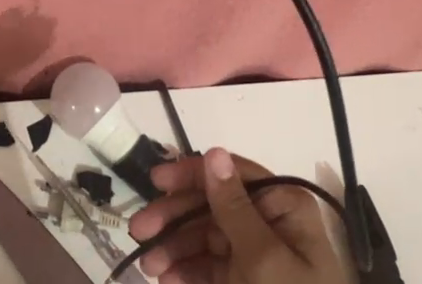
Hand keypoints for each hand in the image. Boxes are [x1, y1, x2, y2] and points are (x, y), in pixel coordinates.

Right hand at [127, 148, 346, 283]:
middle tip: (139, 232)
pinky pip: (208, 265)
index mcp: (282, 205)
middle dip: (174, 219)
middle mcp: (268, 220)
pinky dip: (186, 271)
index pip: (230, 173)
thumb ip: (234, 208)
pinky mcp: (245, 279)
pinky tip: (166, 280)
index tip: (155, 182)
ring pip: (203, 236)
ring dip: (174, 248)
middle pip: (210, 205)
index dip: (190, 174)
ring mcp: (255, 251)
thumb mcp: (265, 259)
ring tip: (149, 268)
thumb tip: (214, 151)